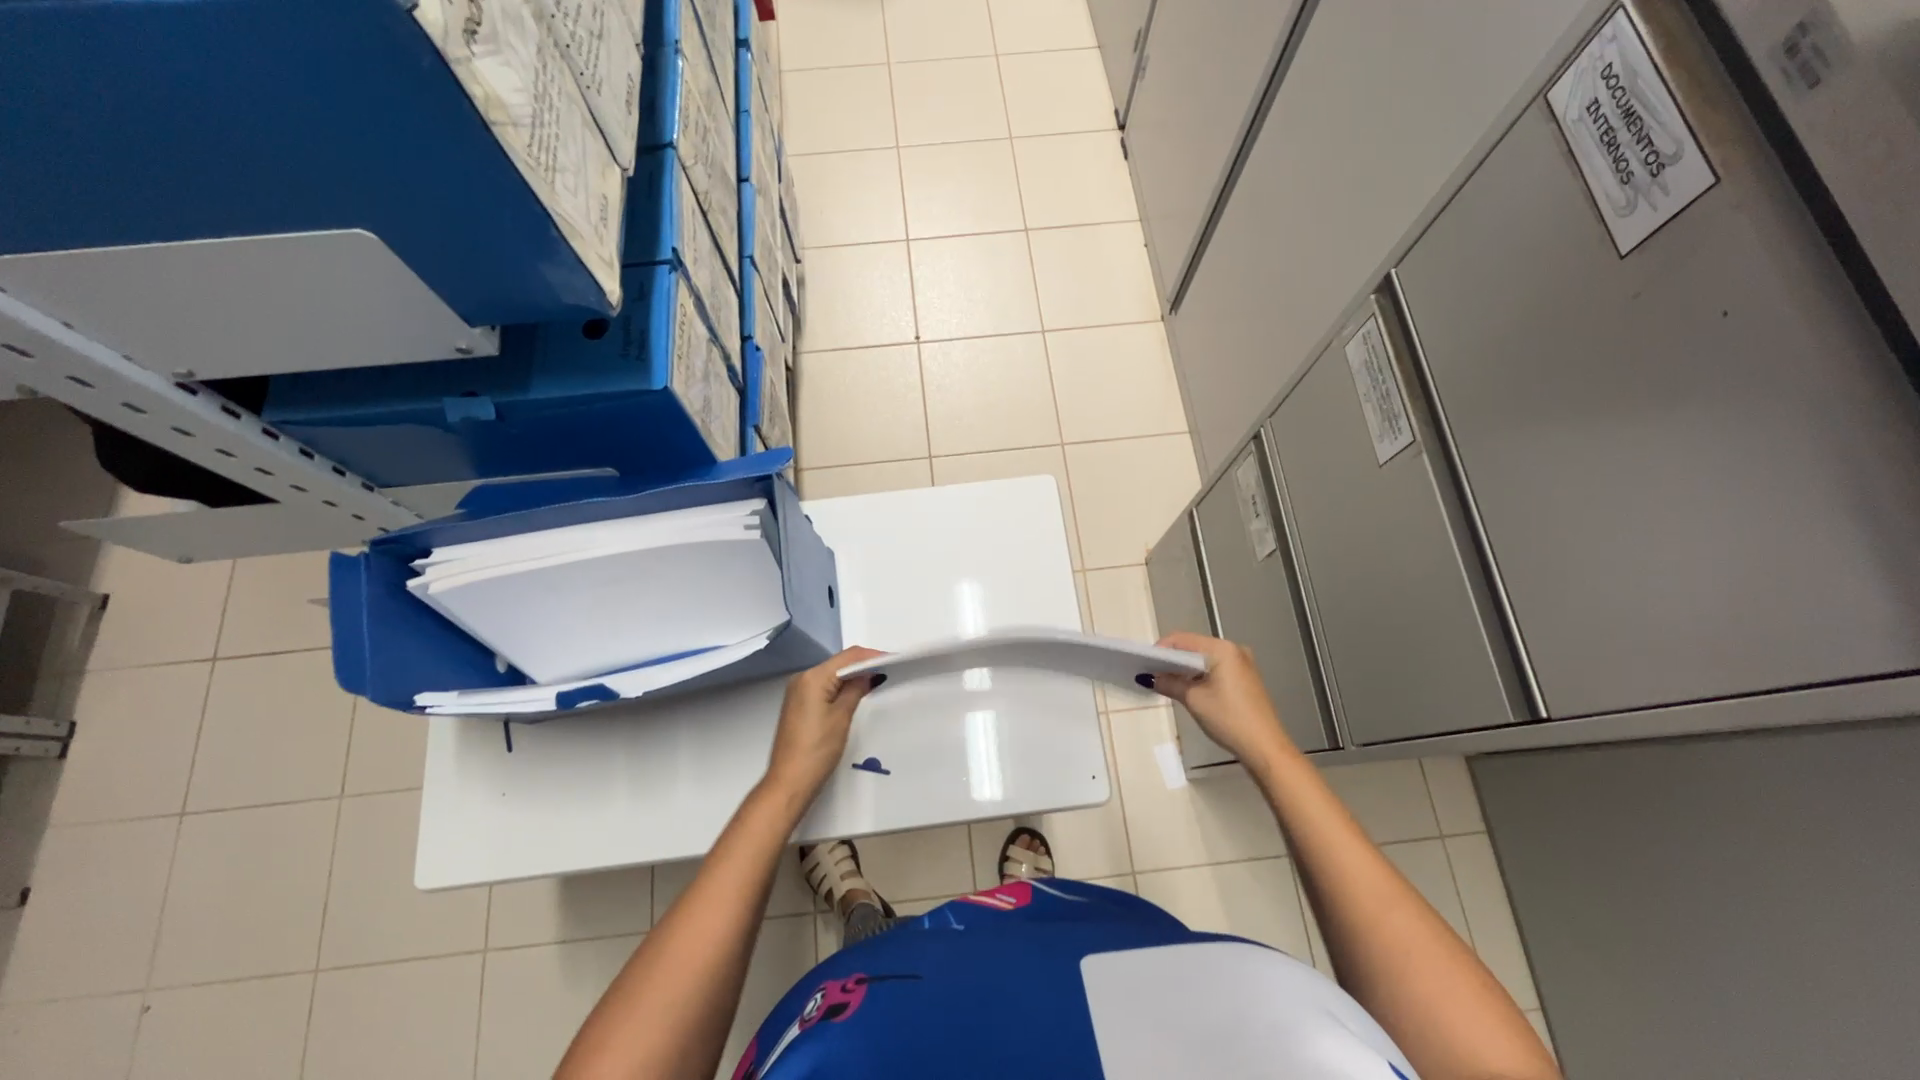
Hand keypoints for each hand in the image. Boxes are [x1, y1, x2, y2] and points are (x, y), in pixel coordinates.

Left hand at [764, 646, 887, 797]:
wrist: (789, 782)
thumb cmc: (817, 750)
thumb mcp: (841, 717)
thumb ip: (855, 690)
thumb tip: (868, 674)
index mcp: (812, 677)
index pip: (847, 657)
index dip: (871, 656)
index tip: (894, 659)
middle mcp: (802, 679)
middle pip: (838, 664)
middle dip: (863, 665)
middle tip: (889, 669)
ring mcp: (798, 692)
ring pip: (831, 675)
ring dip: (852, 676)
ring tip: (877, 680)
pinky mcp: (798, 705)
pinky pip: (823, 687)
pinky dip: (840, 688)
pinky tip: (855, 693)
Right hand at [1148, 633, 1296, 764]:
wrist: (1264, 747)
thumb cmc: (1228, 719)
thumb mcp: (1193, 700)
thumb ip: (1170, 683)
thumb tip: (1150, 677)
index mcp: (1222, 649)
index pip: (1182, 640)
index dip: (1161, 649)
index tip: (1144, 664)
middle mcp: (1233, 650)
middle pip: (1194, 647)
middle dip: (1172, 660)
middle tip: (1151, 674)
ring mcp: (1242, 663)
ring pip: (1204, 659)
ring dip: (1185, 669)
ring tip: (1165, 682)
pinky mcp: (1244, 678)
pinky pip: (1215, 668)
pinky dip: (1199, 675)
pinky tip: (1188, 689)